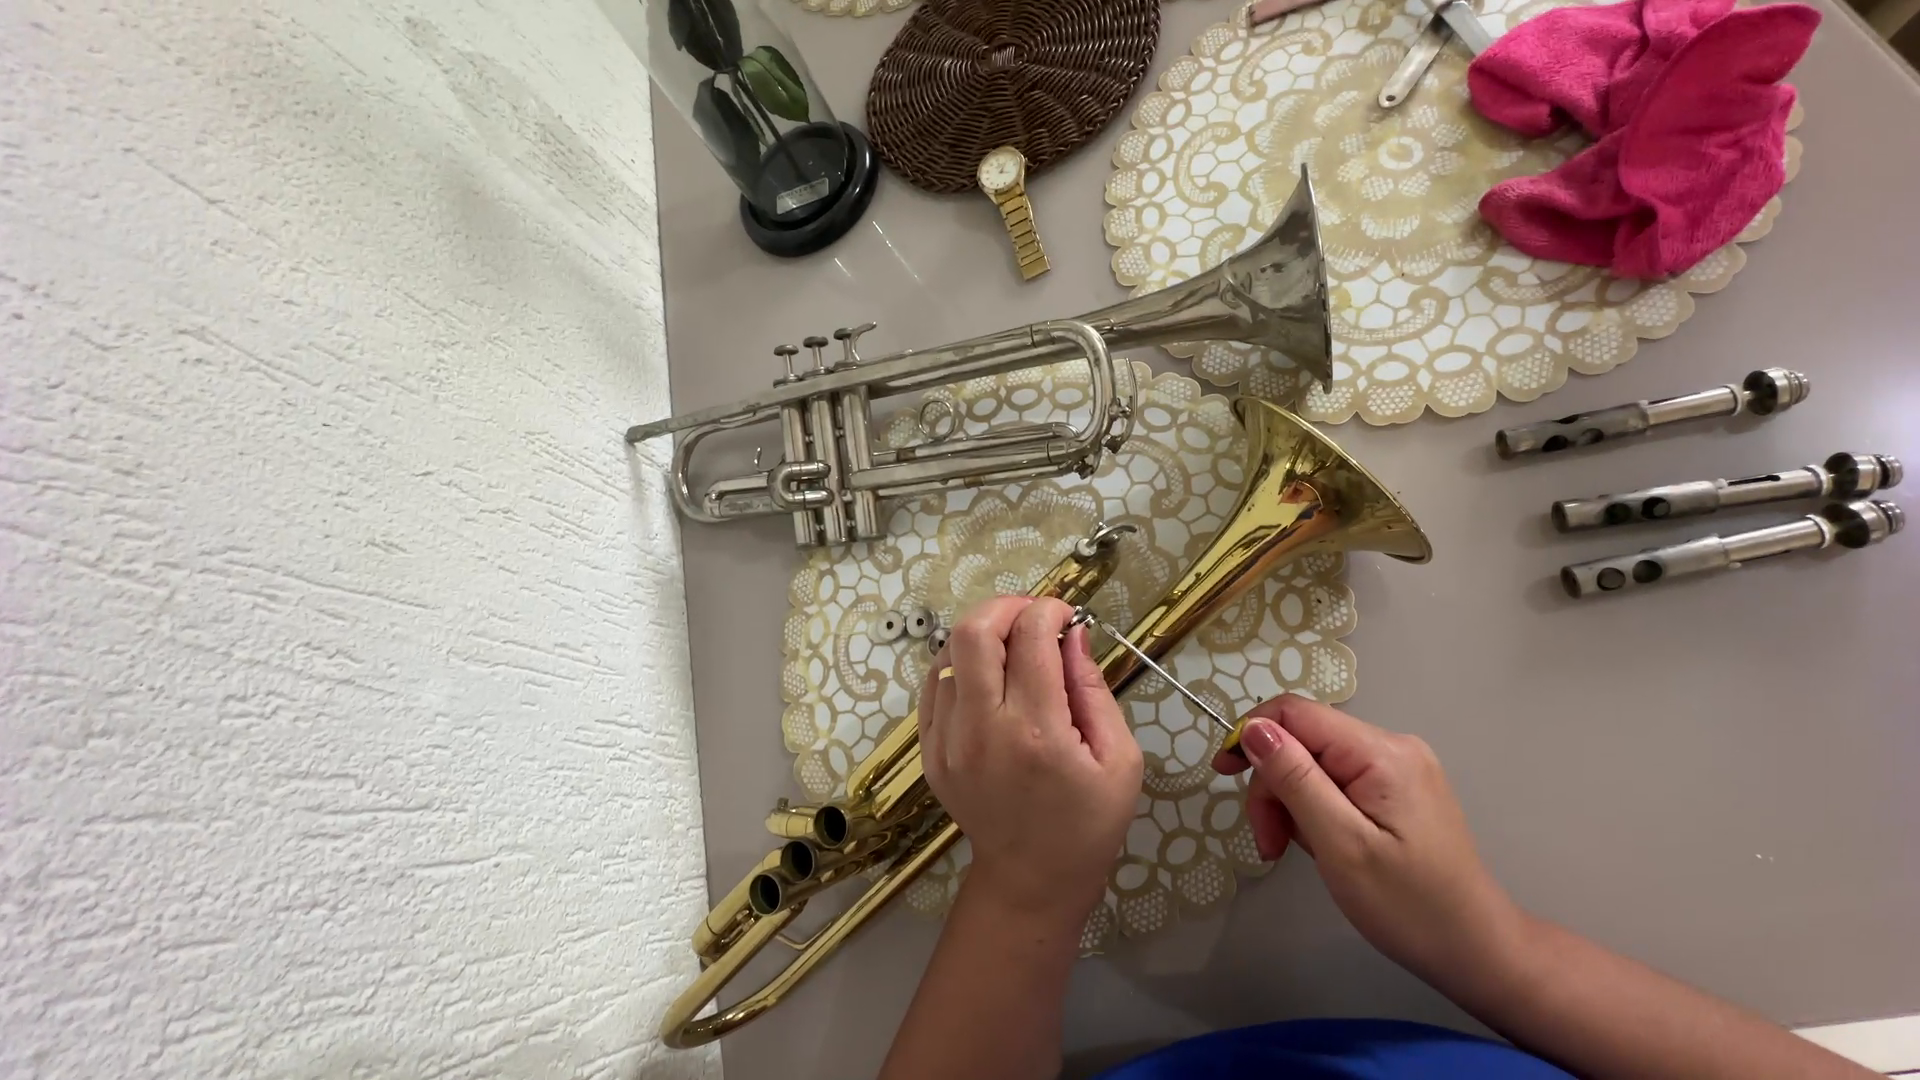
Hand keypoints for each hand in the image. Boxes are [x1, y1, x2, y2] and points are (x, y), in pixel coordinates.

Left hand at [919, 597, 1142, 925]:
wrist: (1031, 878)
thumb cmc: (1089, 820)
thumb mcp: (1120, 758)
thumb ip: (1092, 687)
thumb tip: (1072, 632)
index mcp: (1037, 732)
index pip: (1030, 637)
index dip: (1049, 610)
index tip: (1065, 616)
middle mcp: (982, 730)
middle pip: (972, 632)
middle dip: (1005, 607)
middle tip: (1032, 617)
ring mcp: (947, 742)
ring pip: (948, 653)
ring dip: (984, 638)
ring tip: (1014, 651)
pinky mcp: (929, 752)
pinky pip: (934, 685)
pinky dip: (959, 666)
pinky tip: (987, 677)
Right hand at [1213, 695, 1521, 979]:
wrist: (1477, 953)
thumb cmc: (1409, 906)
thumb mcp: (1340, 845)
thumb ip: (1295, 780)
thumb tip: (1254, 729)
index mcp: (1380, 753)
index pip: (1295, 712)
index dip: (1251, 734)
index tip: (1225, 776)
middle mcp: (1390, 746)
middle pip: (1301, 739)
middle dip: (1272, 785)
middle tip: (1268, 841)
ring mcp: (1396, 766)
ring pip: (1312, 761)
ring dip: (1289, 801)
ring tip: (1289, 849)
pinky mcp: (1395, 788)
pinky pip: (1333, 779)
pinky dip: (1312, 807)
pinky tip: (1317, 842)